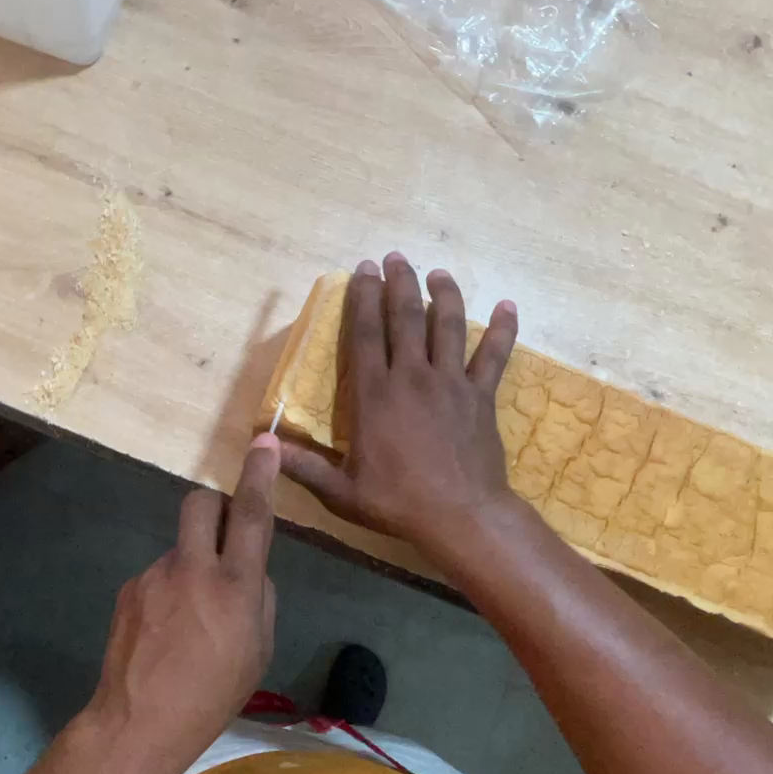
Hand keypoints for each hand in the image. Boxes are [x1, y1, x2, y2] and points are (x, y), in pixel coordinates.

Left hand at [83, 433, 280, 773]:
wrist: (139, 722)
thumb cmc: (212, 695)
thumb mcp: (259, 651)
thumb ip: (259, 598)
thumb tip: (250, 569)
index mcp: (234, 586)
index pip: (251, 515)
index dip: (259, 475)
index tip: (263, 444)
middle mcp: (192, 568)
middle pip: (200, 502)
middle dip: (215, 506)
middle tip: (222, 537)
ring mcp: (154, 575)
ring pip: (180, 547)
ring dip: (191, 565)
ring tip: (190, 620)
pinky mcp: (129, 588)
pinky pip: (158, 575)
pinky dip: (169, 591)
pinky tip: (165, 631)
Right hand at [279, 253, 520, 558]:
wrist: (460, 515)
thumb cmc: (396, 503)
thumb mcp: (340, 492)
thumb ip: (303, 467)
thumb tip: (265, 447)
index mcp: (374, 395)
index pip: (365, 334)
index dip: (362, 298)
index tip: (362, 270)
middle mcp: (412, 377)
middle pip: (405, 318)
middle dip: (398, 283)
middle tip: (394, 258)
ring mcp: (451, 383)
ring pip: (448, 326)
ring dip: (443, 294)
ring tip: (437, 272)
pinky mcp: (481, 396)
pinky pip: (494, 355)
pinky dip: (503, 329)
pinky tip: (507, 305)